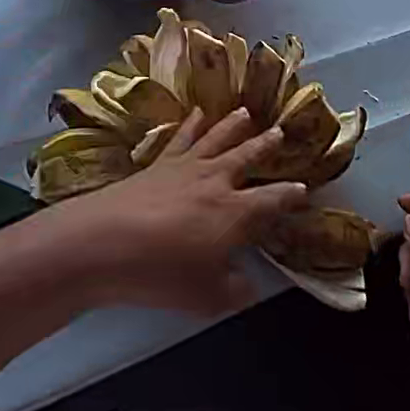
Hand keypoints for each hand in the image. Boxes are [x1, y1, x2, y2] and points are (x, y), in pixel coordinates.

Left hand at [51, 108, 307, 315]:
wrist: (106, 241)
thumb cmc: (161, 272)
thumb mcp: (207, 297)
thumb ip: (234, 290)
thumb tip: (248, 284)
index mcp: (235, 212)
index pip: (272, 201)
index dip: (289, 196)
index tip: (303, 189)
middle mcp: (216, 181)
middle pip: (247, 157)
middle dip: (265, 146)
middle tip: (280, 132)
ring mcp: (186, 167)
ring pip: (217, 139)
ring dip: (233, 126)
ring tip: (246, 112)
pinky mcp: (158, 163)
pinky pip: (181, 137)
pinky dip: (191, 124)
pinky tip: (195, 113)